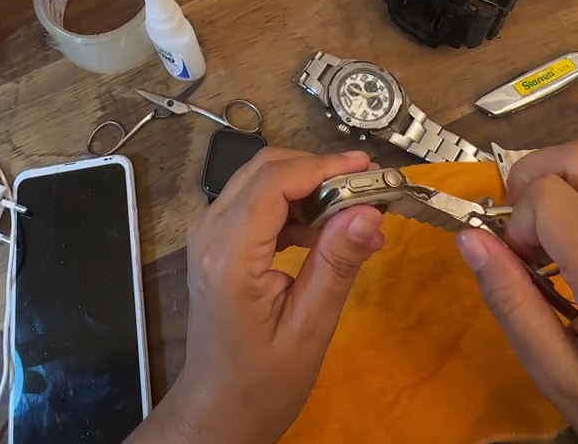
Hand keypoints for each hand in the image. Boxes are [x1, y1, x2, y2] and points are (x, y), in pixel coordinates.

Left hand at [130, 148, 386, 443]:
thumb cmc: (263, 382)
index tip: (368, 167)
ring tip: (355, 212)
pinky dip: (292, 205)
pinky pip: (255, 202)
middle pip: (265, 170)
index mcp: (229, 253)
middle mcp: (209, 230)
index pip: (274, 183)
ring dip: (307, 186)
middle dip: (318, 170)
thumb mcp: (309, 329)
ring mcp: (208, 232)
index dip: (322, 166)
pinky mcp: (215, 239)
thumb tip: (370, 212)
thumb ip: (336, 264)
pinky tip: (326, 230)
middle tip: (367, 186)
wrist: (217, 409)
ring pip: (260, 180)